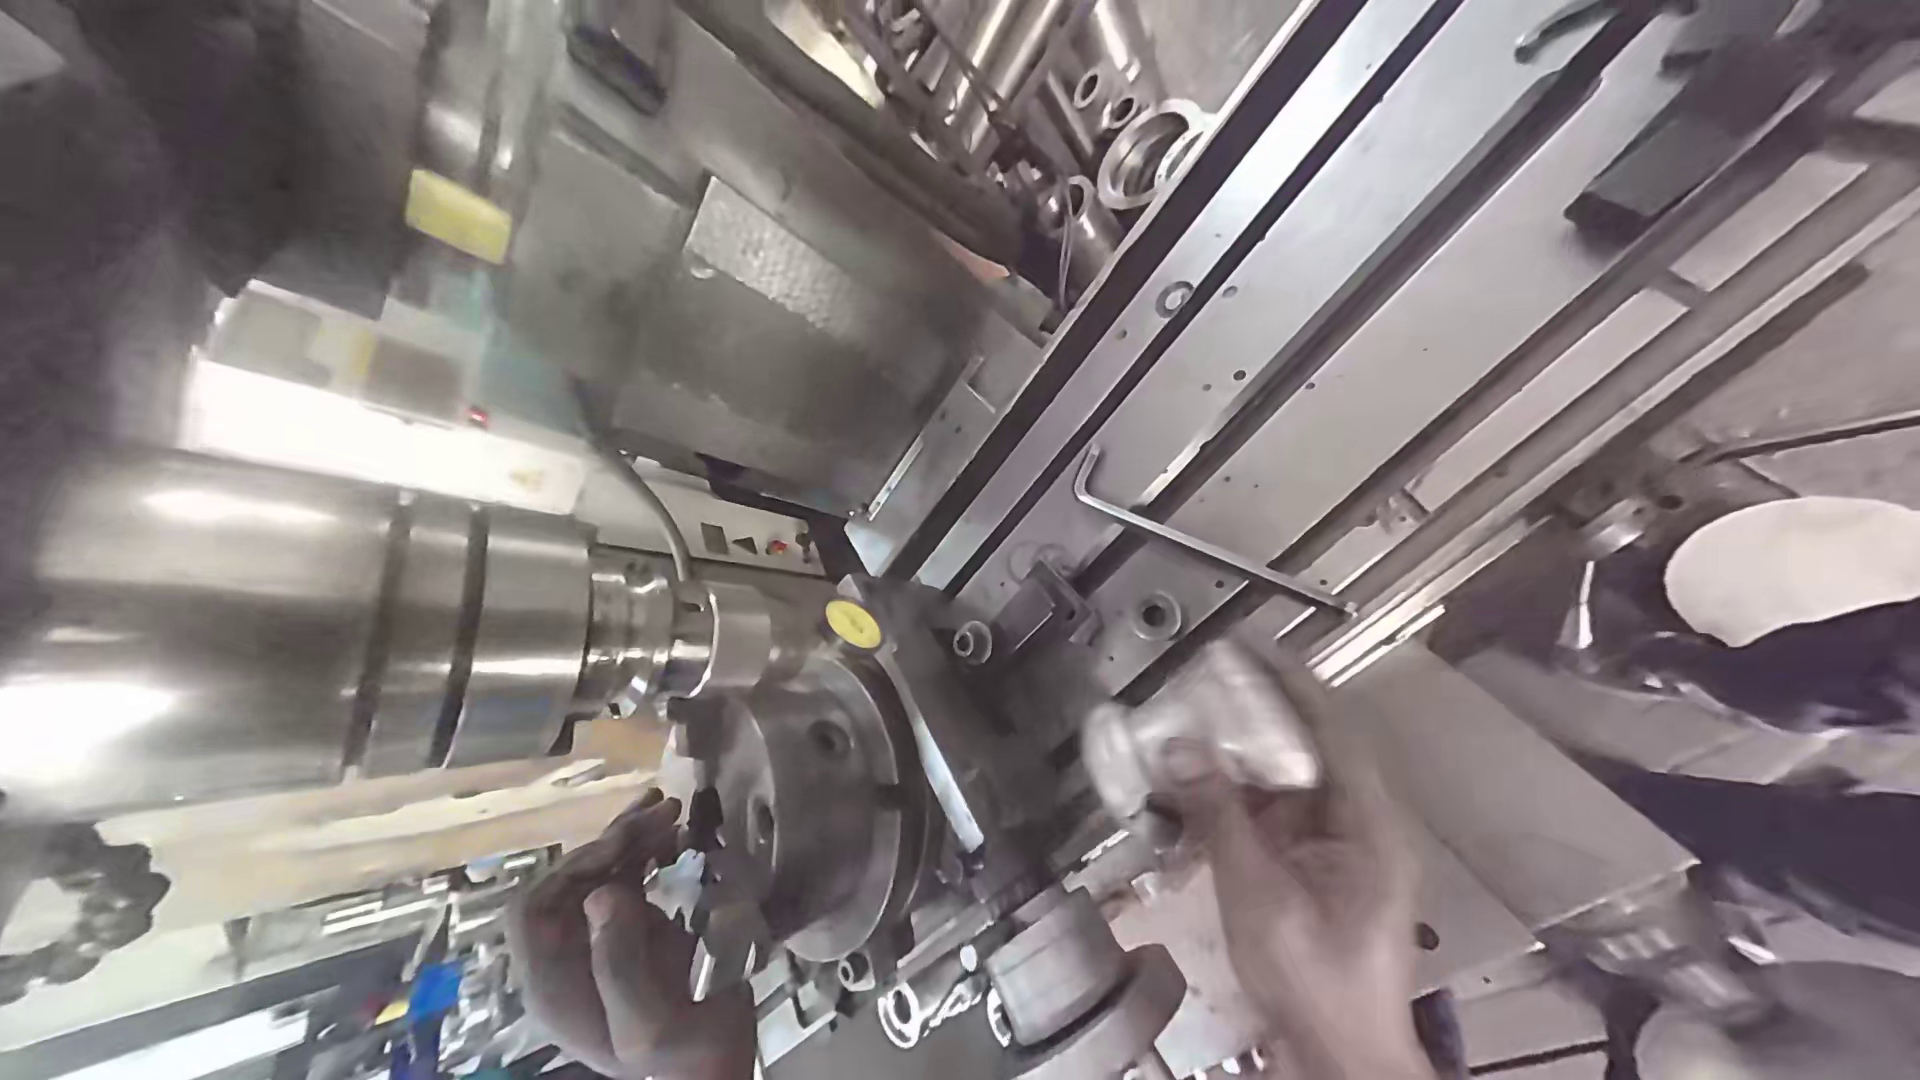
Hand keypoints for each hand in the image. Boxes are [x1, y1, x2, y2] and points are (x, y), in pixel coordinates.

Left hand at [506, 790, 754, 1079]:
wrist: (713, 1074)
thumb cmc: (680, 1061)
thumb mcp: (649, 1025)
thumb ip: (619, 964)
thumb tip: (601, 893)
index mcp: (555, 984)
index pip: (536, 907)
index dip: (576, 866)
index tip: (631, 841)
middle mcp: (571, 956)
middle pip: (571, 880)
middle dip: (614, 839)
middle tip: (666, 810)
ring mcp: (604, 941)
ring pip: (601, 873)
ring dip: (633, 836)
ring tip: (672, 806)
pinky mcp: (637, 933)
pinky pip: (632, 879)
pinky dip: (652, 850)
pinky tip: (678, 835)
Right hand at [1181, 659, 1430, 1079]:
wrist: (1332, 1052)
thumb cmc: (1312, 979)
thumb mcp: (1259, 891)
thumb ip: (1217, 814)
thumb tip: (1179, 748)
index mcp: (1367, 824)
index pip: (1332, 730)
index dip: (1291, 685)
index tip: (1248, 651)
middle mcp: (1353, 821)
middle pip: (1303, 745)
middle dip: (1252, 711)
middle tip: (1203, 680)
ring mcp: (1328, 840)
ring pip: (1279, 774)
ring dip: (1233, 749)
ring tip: (1188, 719)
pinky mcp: (1302, 857)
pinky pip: (1263, 805)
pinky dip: (1227, 788)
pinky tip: (1190, 779)